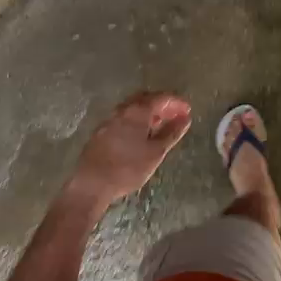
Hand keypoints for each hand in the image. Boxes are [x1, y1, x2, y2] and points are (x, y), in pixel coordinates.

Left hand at [68, 91, 192, 207]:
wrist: (92, 183)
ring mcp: (109, 120)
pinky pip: (124, 118)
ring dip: (149, 112)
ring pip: (133, 108)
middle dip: (162, 105)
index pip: (161, 98)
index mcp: (137, 111)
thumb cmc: (128, 168)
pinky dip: (137, 120)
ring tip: (161, 126)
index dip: (176, 102)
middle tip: (175, 116)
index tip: (188, 110)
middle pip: (145, 98)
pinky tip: (141, 135)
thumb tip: (185, 119)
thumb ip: (171, 133)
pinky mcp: (102, 131)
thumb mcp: (155, 152)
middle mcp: (122, 110)